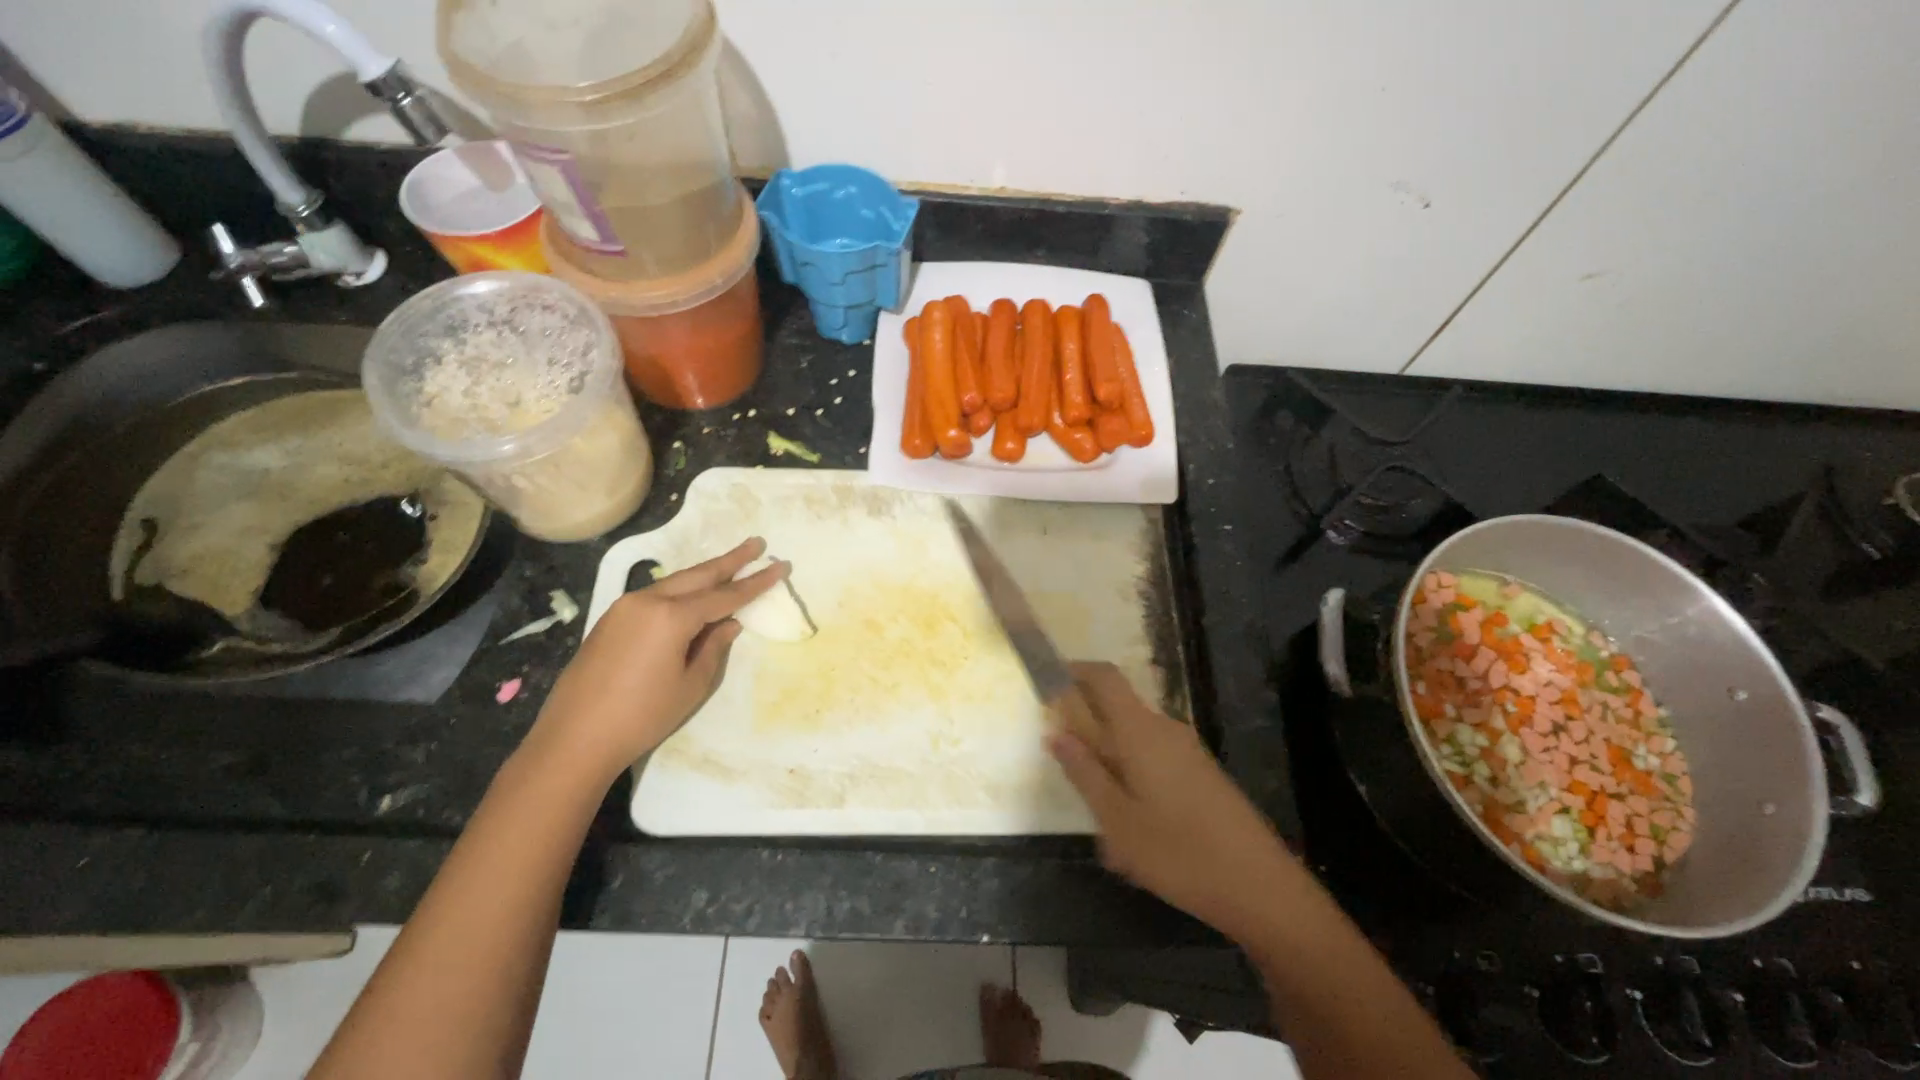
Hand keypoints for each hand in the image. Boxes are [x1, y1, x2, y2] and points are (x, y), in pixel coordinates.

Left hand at [523, 538, 786, 784]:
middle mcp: (647, 601)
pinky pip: (655, 596)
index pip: (724, 595)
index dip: (755, 582)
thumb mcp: (690, 686)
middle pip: (698, 575)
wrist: (576, 736)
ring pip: (674, 583)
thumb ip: (713, 648)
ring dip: (704, 574)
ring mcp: (624, 607)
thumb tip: (728, 624)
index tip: (780, 565)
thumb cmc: (642, 716)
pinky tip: (693, 596)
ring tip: (731, 564)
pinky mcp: (611, 620)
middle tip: (757, 544)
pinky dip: (681, 591)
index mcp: (671, 616)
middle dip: (730, 560)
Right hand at [1048, 662, 1300, 943]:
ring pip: (1135, 742)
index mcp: (1140, 730)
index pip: (1104, 678)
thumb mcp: (1116, 820)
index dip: (1074, 672)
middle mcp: (1166, 729)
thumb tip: (1055, 733)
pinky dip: (1134, 782)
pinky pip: (1155, 762)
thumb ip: (1084, 773)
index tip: (1046, 687)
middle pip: (1117, 710)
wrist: (1258, 886)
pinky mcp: (1202, 774)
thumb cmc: (1177, 852)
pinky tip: (1136, 835)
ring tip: (1105, 826)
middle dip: (1088, 734)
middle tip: (1069, 782)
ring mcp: (1188, 752)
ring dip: (1111, 767)